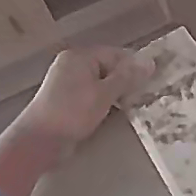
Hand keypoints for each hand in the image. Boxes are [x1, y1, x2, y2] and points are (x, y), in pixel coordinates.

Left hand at [13, 46, 152, 145]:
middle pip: (108, 67)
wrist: (39, 141)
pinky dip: (106, 102)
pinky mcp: (68, 102)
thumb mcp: (103, 94)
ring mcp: (68, 84)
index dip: (135, 64)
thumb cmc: (72, 113)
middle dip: (128, 80)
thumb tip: (149, 62)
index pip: (115, 53)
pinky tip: (120, 112)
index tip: (156, 77)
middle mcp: (72, 66)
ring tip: (139, 103)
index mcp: (79, 57)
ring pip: (101, 83)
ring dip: (118, 93)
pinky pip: (93, 96)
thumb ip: (126, 77)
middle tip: (151, 93)